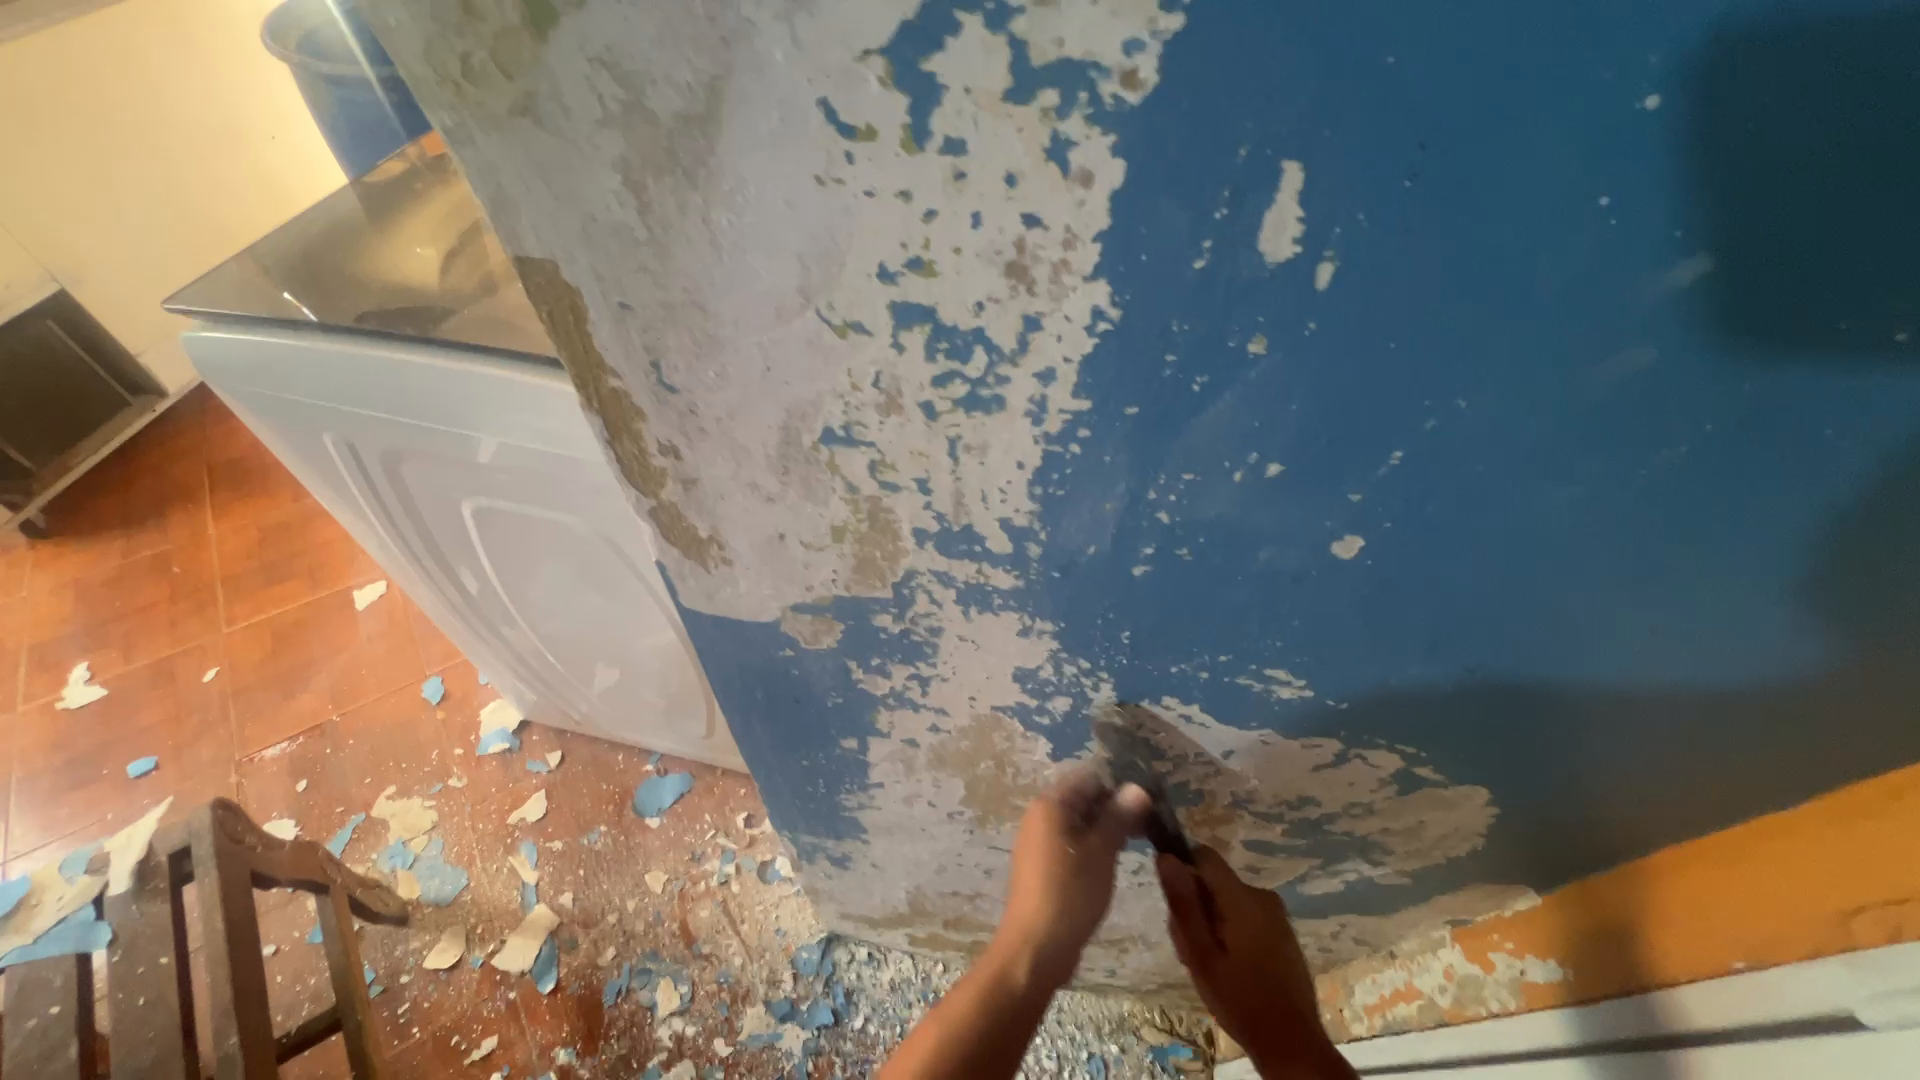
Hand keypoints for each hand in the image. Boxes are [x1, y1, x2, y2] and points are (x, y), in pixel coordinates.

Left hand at [991, 768, 1150, 990]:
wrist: (1036, 947)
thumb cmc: (1070, 893)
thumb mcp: (1101, 852)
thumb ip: (1118, 817)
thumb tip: (1138, 787)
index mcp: (1050, 805)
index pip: (1088, 777)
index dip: (1118, 784)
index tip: (1148, 801)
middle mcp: (1040, 816)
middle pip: (1082, 798)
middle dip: (1114, 807)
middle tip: (1149, 823)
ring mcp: (1039, 841)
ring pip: (1078, 822)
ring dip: (1106, 827)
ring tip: (1137, 841)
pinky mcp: (1043, 865)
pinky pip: (1072, 842)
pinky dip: (1093, 845)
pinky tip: (1114, 859)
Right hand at [1157, 846, 1353, 1078]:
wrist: (1291, 1043)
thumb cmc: (1239, 1000)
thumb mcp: (1200, 954)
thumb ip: (1183, 903)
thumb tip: (1165, 857)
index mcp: (1242, 897)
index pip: (1204, 856)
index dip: (1184, 871)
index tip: (1176, 904)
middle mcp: (1263, 895)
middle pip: (1214, 883)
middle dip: (1197, 908)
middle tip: (1192, 949)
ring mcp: (1277, 914)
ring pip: (1228, 901)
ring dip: (1212, 924)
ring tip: (1209, 964)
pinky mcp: (1283, 931)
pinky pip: (1246, 915)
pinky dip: (1232, 933)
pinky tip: (1230, 968)